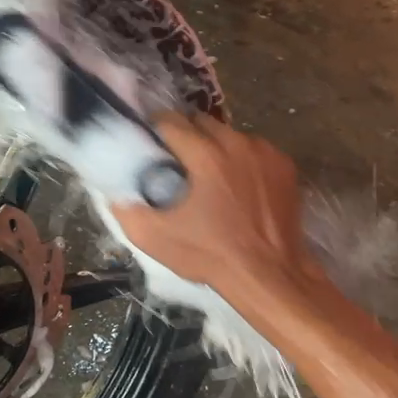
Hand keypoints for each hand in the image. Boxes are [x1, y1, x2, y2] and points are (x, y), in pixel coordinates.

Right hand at [110, 114, 327, 305]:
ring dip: (214, 146)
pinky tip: (237, 185)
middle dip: (185, 136)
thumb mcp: (155, 238)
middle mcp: (237, 143)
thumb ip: (125, 208)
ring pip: (227, 133)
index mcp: (206, 155)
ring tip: (208, 176)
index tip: (149, 148)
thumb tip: (113, 188)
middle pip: (200, 121)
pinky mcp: (284, 164)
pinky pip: (252, 148)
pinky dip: (241, 159)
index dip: (154, 131)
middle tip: (176, 163)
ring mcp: (265, 152)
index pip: (170, 121)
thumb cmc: (211, 255)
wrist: (270, 276)